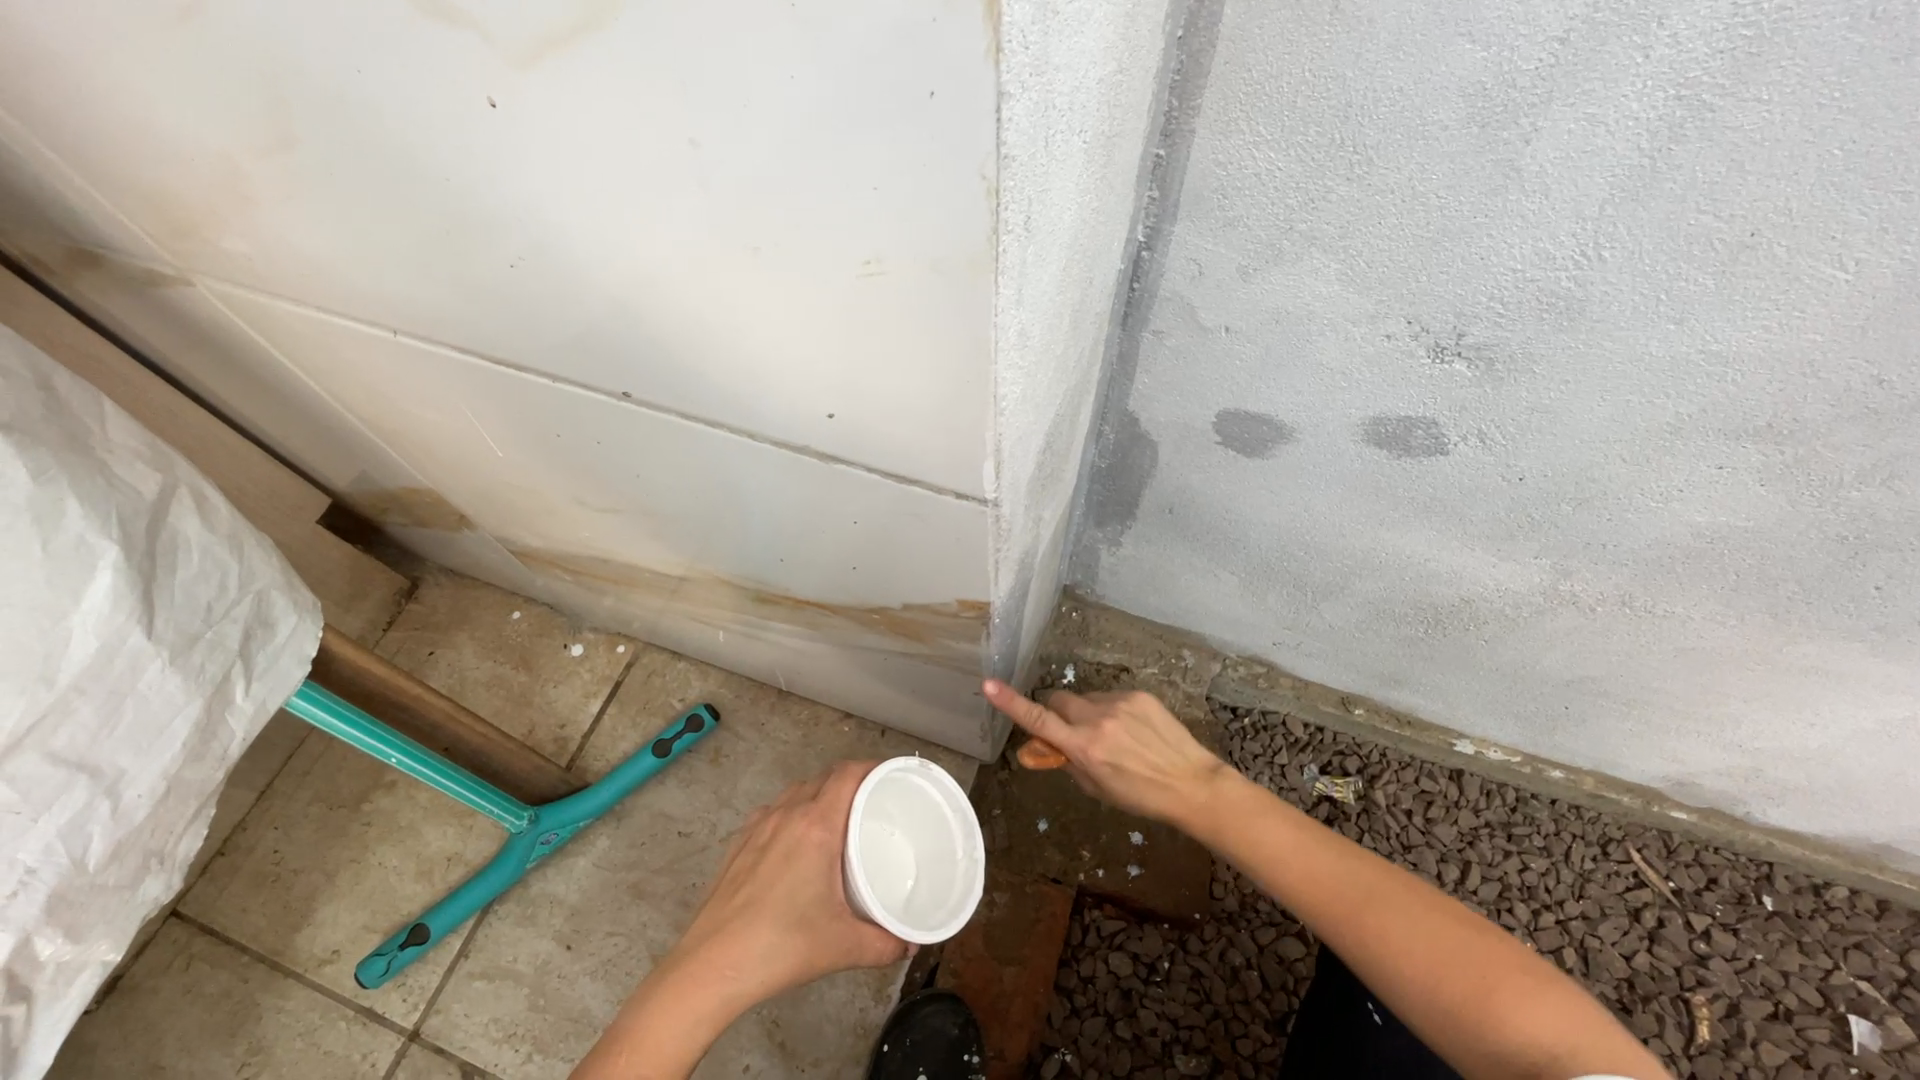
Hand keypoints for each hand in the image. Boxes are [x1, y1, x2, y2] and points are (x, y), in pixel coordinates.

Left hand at [666, 761, 910, 1007]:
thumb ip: (885, 943)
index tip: (894, 778)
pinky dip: (793, 813)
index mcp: (816, 826)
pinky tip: (799, 844)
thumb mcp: (844, 947)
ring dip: (820, 795)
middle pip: (824, 778)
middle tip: (875, 805)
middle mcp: (785, 815)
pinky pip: (773, 812)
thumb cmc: (781, 947)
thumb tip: (910, 944)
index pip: (847, 774)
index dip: (873, 767)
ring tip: (840, 821)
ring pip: (795, 792)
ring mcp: (756, 828)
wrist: (711, 967)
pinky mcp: (737, 845)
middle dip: (852, 782)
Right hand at [983, 680, 1230, 825]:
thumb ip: (1067, 763)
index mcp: (1084, 747)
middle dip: (1058, 713)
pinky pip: (1111, 698)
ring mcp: (1120, 703)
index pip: (1039, 721)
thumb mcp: (1096, 788)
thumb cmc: (1140, 795)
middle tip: (1071, 733)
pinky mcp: (1138, 695)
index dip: (1011, 703)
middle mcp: (1097, 719)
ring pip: (1086, 699)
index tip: (989, 685)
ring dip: (1087, 714)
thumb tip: (1044, 748)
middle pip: (1059, 700)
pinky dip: (1112, 711)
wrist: (1191, 783)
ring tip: (1114, 738)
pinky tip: (1133, 731)